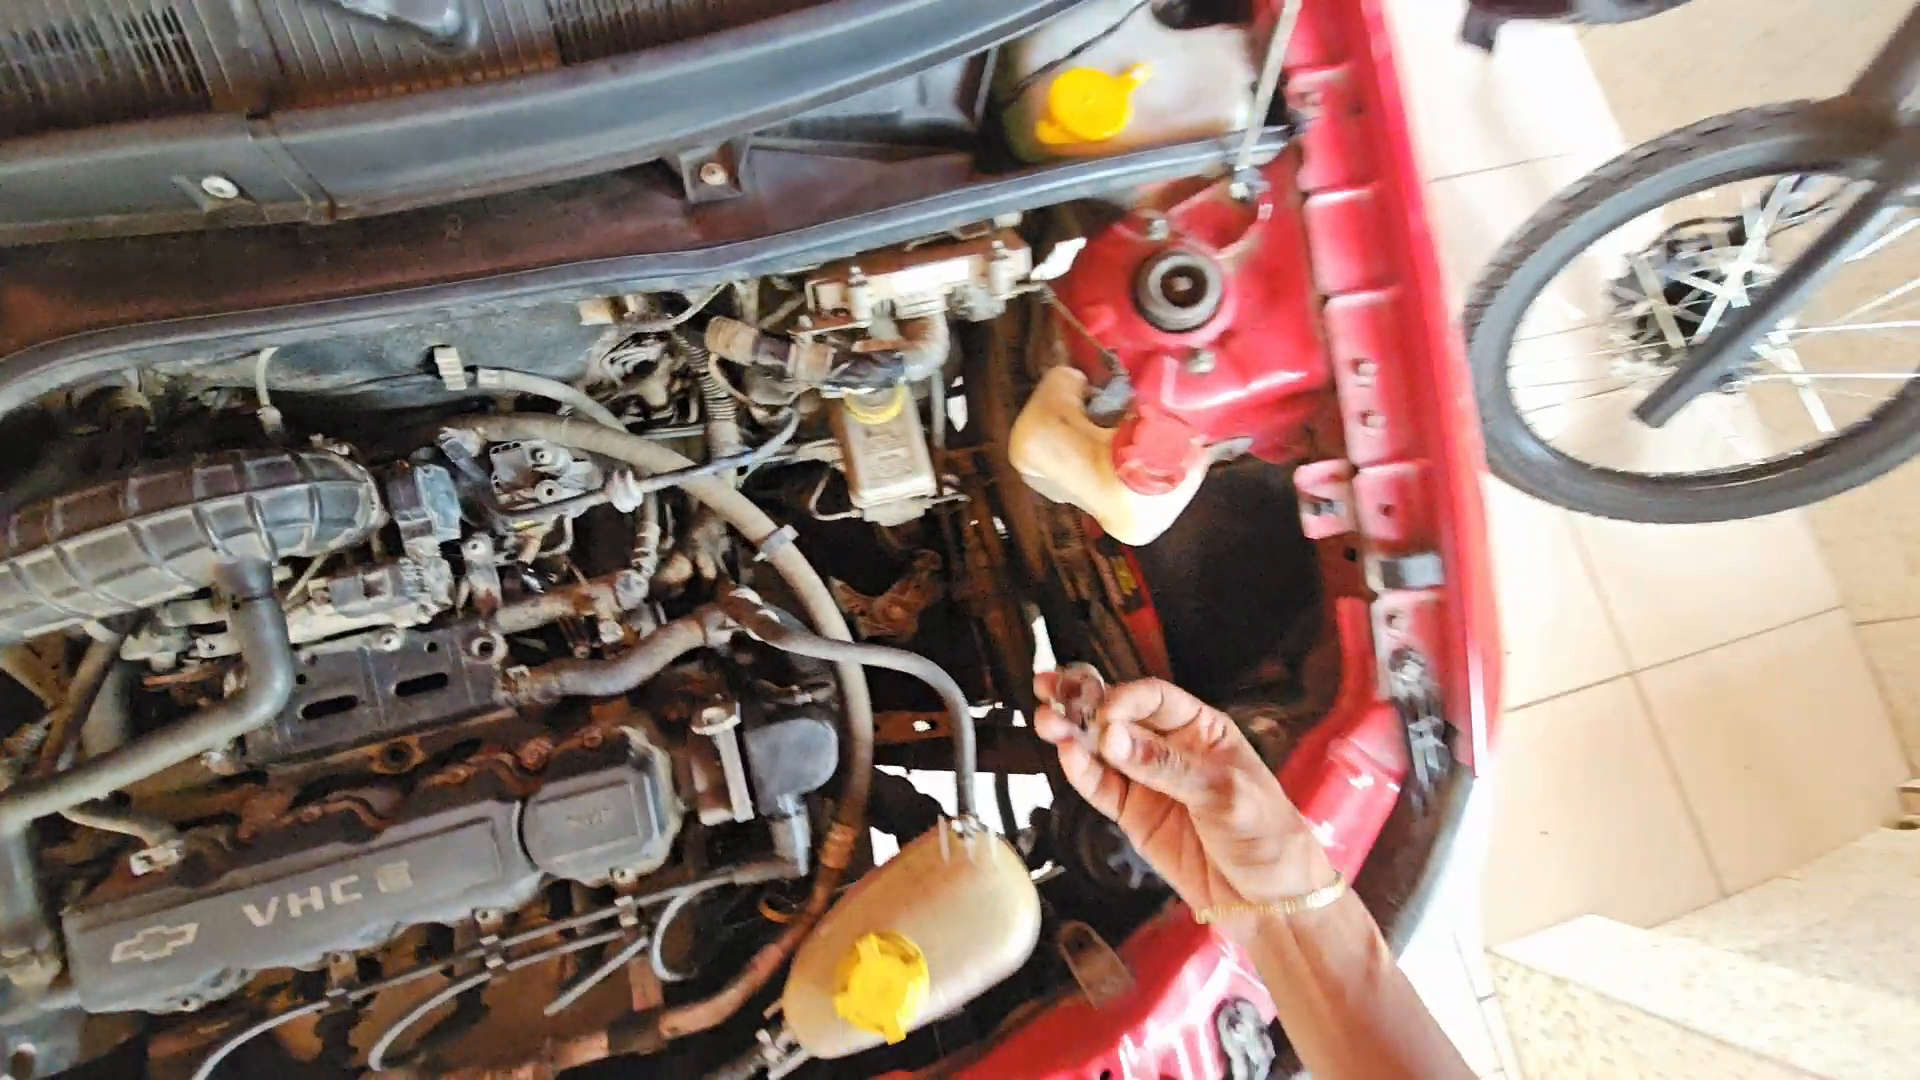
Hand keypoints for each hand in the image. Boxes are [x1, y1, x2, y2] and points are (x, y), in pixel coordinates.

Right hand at [1033, 675, 1335, 935]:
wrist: (1270, 905)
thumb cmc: (1267, 835)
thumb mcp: (1224, 794)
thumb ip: (1165, 766)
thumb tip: (1111, 737)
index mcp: (1200, 728)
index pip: (1154, 698)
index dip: (1124, 698)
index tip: (1103, 711)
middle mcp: (1167, 746)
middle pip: (1117, 713)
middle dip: (1082, 699)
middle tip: (1049, 688)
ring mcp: (1146, 779)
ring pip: (1099, 747)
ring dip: (1070, 731)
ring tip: (1045, 720)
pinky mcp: (1131, 813)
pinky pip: (1100, 786)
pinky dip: (1080, 771)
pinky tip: (1064, 753)